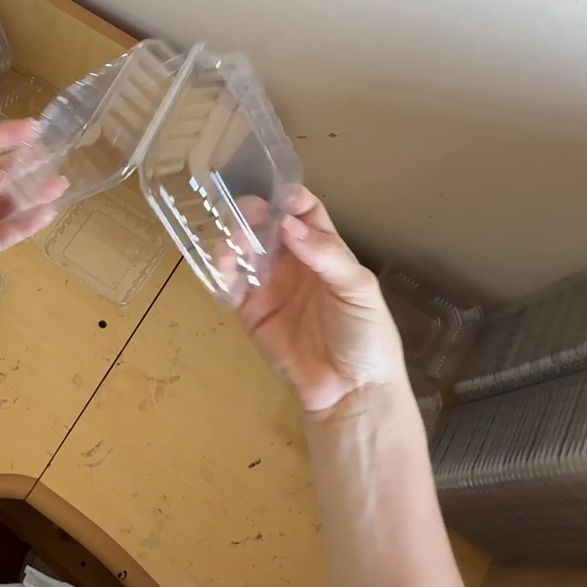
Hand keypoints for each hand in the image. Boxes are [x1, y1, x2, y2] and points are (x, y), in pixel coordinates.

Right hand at [237, 189, 408, 418]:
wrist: (349, 391)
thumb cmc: (366, 336)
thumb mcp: (358, 290)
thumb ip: (326, 255)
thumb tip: (288, 225)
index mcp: (324, 250)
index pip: (303, 211)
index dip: (287, 198)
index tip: (273, 195)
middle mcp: (292, 262)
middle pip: (265, 226)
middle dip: (252, 215)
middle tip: (244, 216)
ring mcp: (268, 286)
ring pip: (243, 251)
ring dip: (233, 240)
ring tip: (233, 245)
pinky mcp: (249, 312)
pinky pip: (228, 286)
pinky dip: (220, 273)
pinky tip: (223, 267)